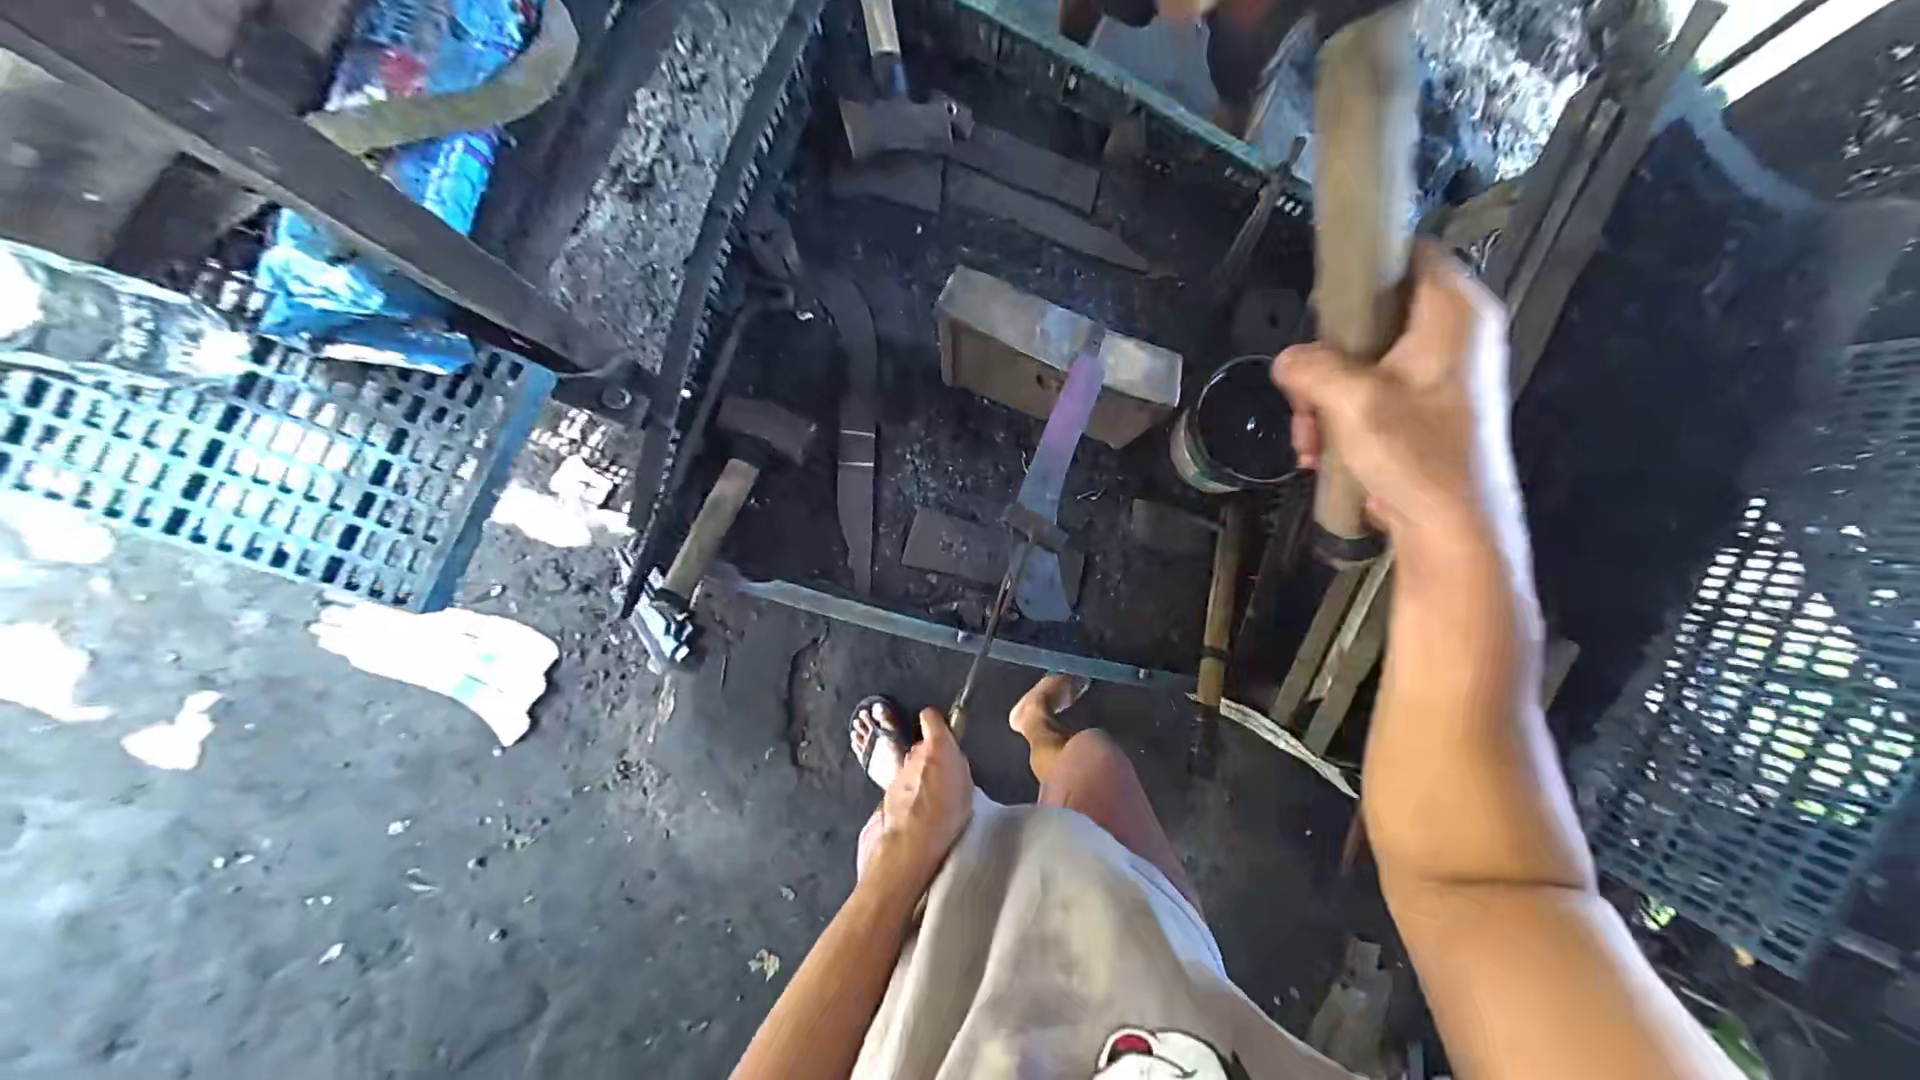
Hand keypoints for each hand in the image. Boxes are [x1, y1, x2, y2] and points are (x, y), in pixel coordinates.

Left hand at [871, 708, 973, 888]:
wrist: (913, 841)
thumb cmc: (948, 812)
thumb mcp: (967, 785)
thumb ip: (957, 764)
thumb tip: (952, 760)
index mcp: (937, 746)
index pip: (931, 716)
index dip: (936, 722)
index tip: (943, 731)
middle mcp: (915, 753)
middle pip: (922, 747)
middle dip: (931, 757)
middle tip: (944, 777)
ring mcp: (899, 772)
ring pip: (911, 767)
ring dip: (919, 777)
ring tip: (932, 800)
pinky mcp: (888, 791)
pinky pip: (903, 786)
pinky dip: (909, 794)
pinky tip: (918, 812)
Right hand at [1271, 240, 1524, 562]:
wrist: (1450, 526)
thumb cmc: (1415, 454)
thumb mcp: (1352, 402)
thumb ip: (1311, 368)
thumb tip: (1288, 360)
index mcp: (1453, 313)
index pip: (1408, 255)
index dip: (1359, 270)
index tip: (1317, 303)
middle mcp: (1451, 336)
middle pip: (1369, 317)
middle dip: (1323, 360)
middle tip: (1303, 393)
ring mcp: (1436, 375)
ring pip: (1358, 362)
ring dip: (1321, 399)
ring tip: (1310, 438)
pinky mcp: (1420, 409)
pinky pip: (1366, 395)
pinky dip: (1337, 419)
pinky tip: (1320, 452)